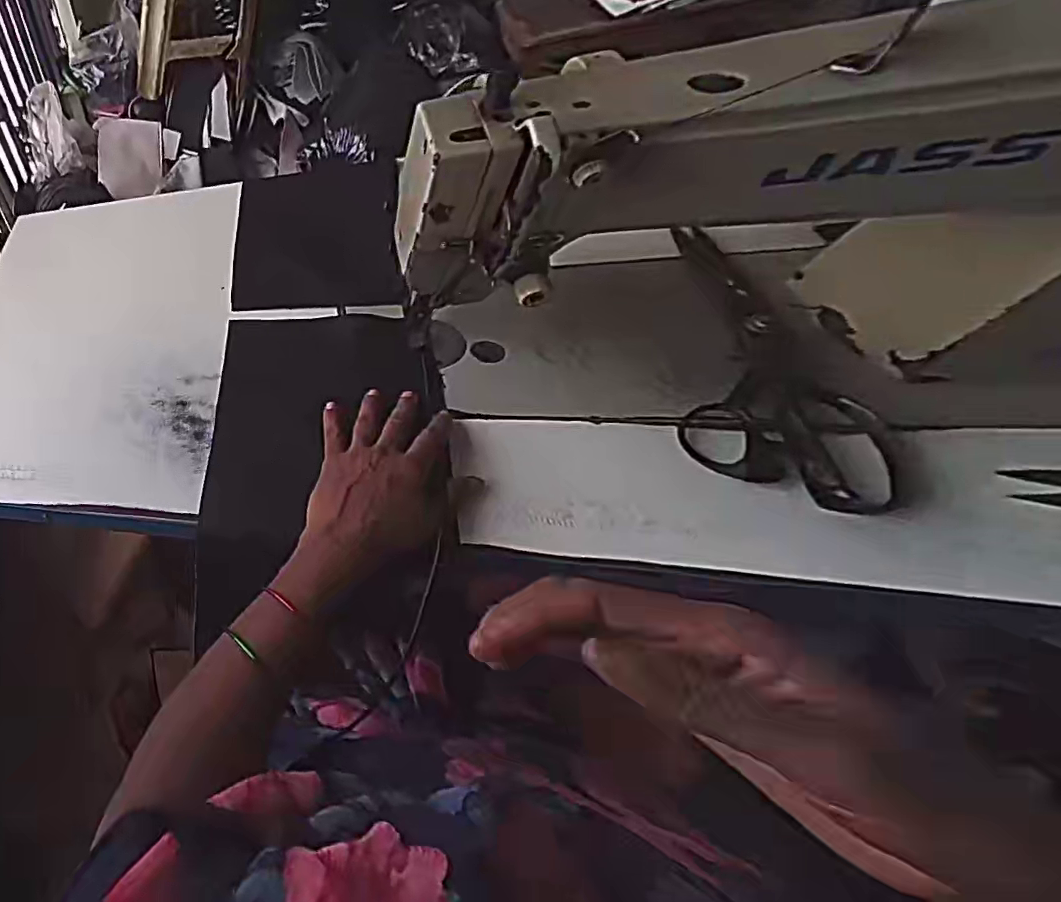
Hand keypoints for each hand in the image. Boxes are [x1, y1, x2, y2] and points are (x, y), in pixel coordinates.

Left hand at [276, 391, 465, 611]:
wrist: (344, 541)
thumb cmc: (383, 536)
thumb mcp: (429, 522)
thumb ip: (452, 498)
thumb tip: (470, 485)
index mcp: (410, 469)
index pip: (431, 440)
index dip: (439, 426)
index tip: (443, 417)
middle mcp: (383, 455)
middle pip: (397, 424)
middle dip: (406, 408)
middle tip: (409, 396)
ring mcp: (357, 455)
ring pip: (366, 422)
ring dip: (371, 406)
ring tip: (374, 394)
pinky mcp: (333, 461)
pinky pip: (333, 434)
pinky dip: (332, 419)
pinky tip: (332, 407)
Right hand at [470, 578, 1060, 899]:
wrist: (983, 854)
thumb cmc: (914, 795)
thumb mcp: (812, 746)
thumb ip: (697, 692)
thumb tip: (592, 647)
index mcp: (718, 632)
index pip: (599, 602)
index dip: (533, 611)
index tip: (487, 639)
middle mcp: (696, 640)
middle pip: (587, 610)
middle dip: (522, 617)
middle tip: (475, 648)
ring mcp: (693, 671)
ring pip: (593, 637)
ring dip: (536, 638)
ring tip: (489, 653)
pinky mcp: (694, 705)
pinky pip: (614, 674)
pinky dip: (566, 668)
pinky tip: (541, 676)